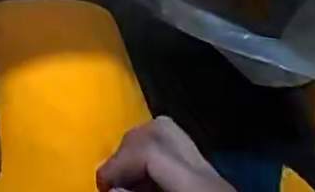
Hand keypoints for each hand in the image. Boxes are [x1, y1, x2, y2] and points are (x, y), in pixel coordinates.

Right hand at [96, 117, 233, 191]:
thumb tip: (113, 186)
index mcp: (199, 181)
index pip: (152, 149)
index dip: (120, 161)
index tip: (101, 182)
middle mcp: (207, 166)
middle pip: (163, 128)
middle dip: (129, 145)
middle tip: (111, 175)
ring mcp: (213, 169)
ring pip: (172, 133)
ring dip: (141, 147)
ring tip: (125, 176)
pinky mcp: (214, 178)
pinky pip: (179, 151)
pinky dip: (156, 158)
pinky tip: (146, 179)